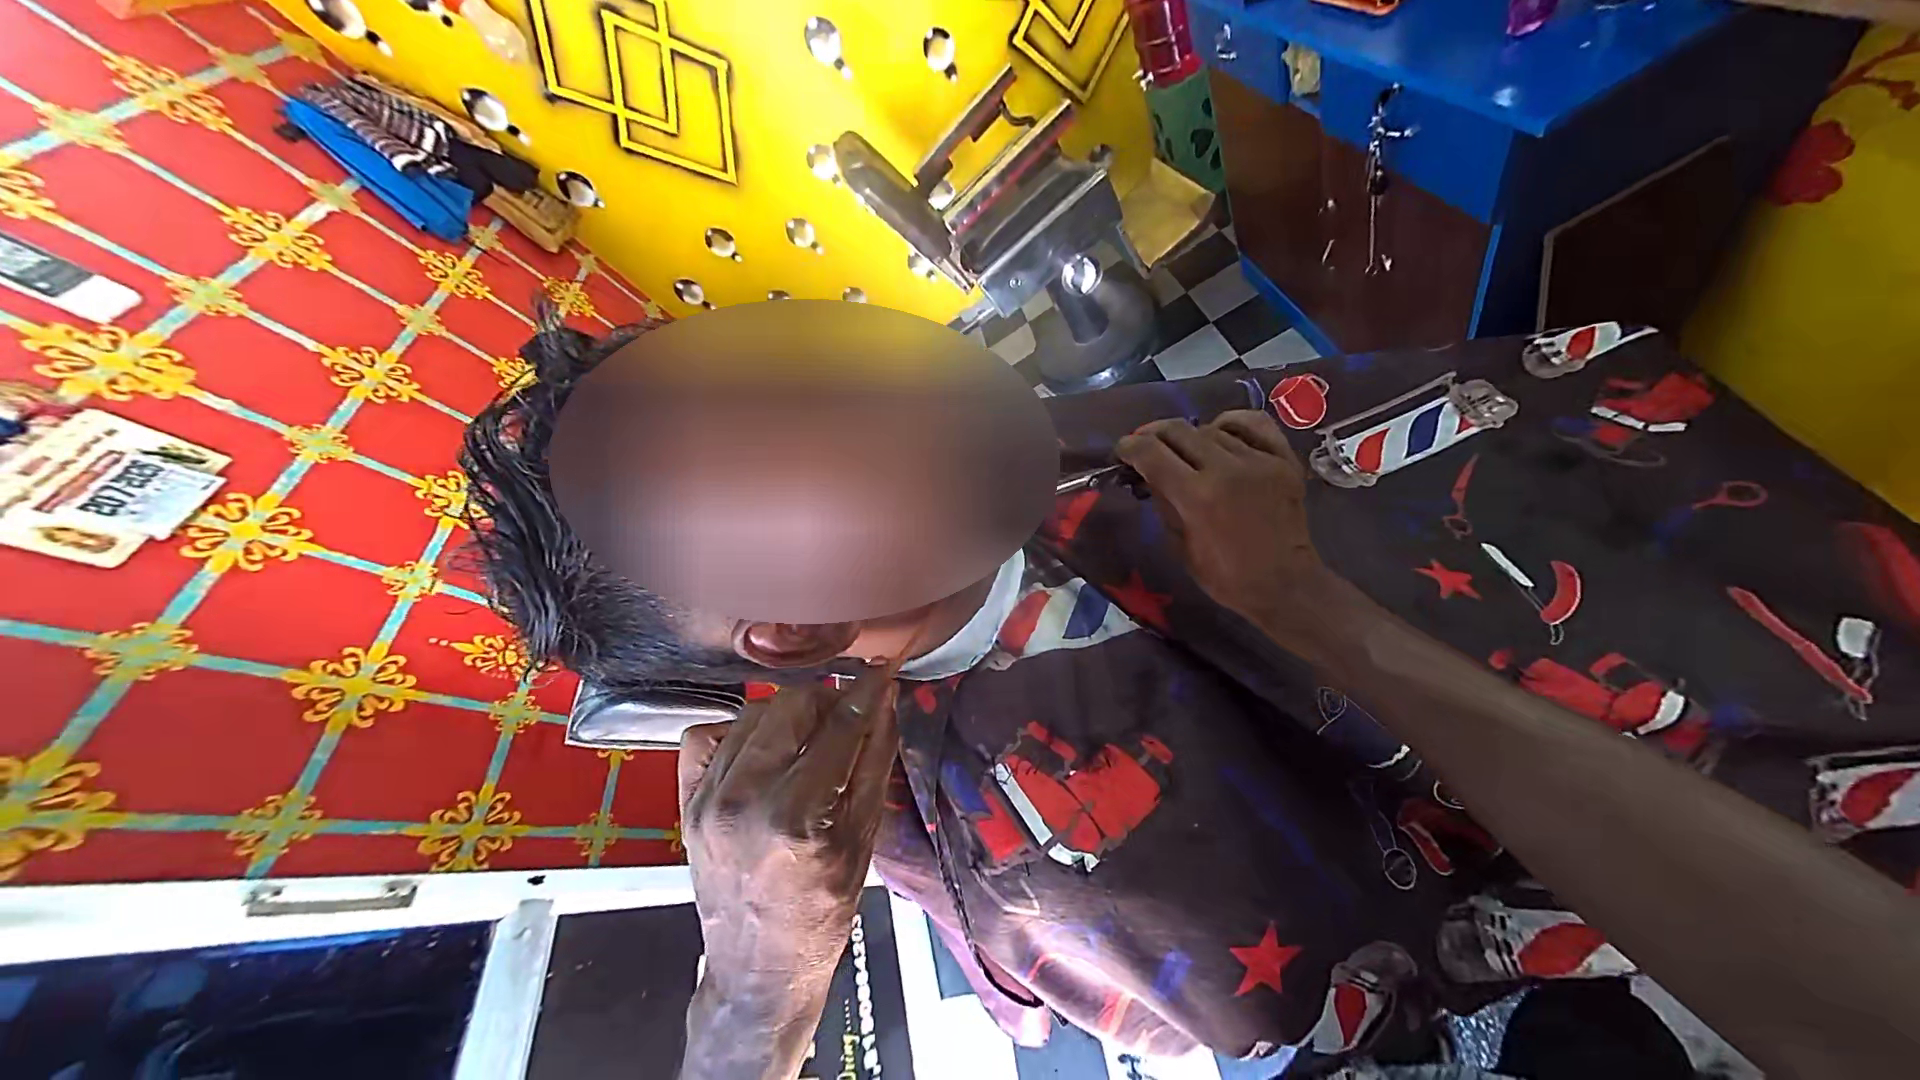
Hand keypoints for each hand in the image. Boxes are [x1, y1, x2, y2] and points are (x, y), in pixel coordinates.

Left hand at [676, 676, 898, 1079]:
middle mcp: (745, 799)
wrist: (759, 965)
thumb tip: (886, 703)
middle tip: (845, 712)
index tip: (883, 671)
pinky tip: (763, 748)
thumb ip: (875, 762)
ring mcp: (708, 798)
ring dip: (789, 712)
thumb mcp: (864, 837)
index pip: (840, 727)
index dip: (867, 692)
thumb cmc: (822, 909)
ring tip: (808, 734)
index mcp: (798, 816)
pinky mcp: (687, 801)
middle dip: (827, 698)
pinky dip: (740, 729)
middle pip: (791, 705)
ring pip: (753, 711)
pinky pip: (709, 733)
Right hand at [1116, 410, 1330, 629]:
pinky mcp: (1283, 459)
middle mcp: (1226, 469)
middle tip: (1144, 445)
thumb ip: (1164, 504)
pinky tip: (1220, 433)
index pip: (1151, 453)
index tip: (1122, 451)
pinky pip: (1253, 423)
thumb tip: (1149, 475)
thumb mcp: (1179, 544)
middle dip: (1152, 434)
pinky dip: (1231, 423)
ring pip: (1210, 428)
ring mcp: (1258, 460)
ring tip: (1182, 449)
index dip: (1128, 447)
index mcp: (1196, 496)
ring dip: (1188, 435)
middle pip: (1177, 431)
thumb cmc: (1225, 575)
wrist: (1284, 584)